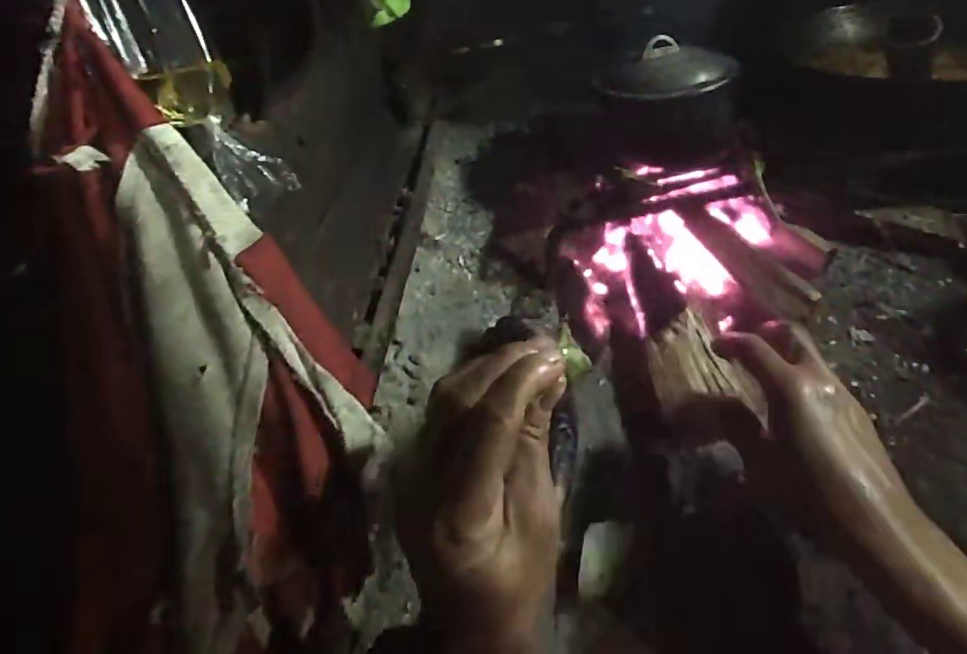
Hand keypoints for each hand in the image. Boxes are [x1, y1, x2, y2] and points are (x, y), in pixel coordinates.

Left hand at [401, 339, 567, 653]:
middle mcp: (422, 487)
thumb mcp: (543, 513)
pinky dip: (477, 381)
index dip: (522, 381)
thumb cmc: (521, 576)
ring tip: (531, 350)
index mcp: (460, 514)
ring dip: (490, 364)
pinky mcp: (412, 464)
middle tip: (547, 345)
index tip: (556, 356)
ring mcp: (410, 474)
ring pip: (444, 396)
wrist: (472, 620)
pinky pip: (442, 408)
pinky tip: (507, 370)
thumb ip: (537, 440)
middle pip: (457, 401)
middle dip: (505, 363)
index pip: (487, 425)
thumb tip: (551, 374)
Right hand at [718, 324, 966, 653]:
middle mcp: (818, 377)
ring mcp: (842, 390)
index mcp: (790, 386)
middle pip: (791, 334)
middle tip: (746, 346)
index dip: (731, 342)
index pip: (754, 347)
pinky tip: (796, 407)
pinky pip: (824, 377)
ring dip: (787, 353)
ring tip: (767, 376)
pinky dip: (803, 375)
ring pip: (811, 354)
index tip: (716, 346)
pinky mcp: (857, 408)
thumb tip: (717, 403)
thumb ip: (736, 427)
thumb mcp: (762, 465)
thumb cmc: (811, 495)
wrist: (877, 521)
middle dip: (766, 332)